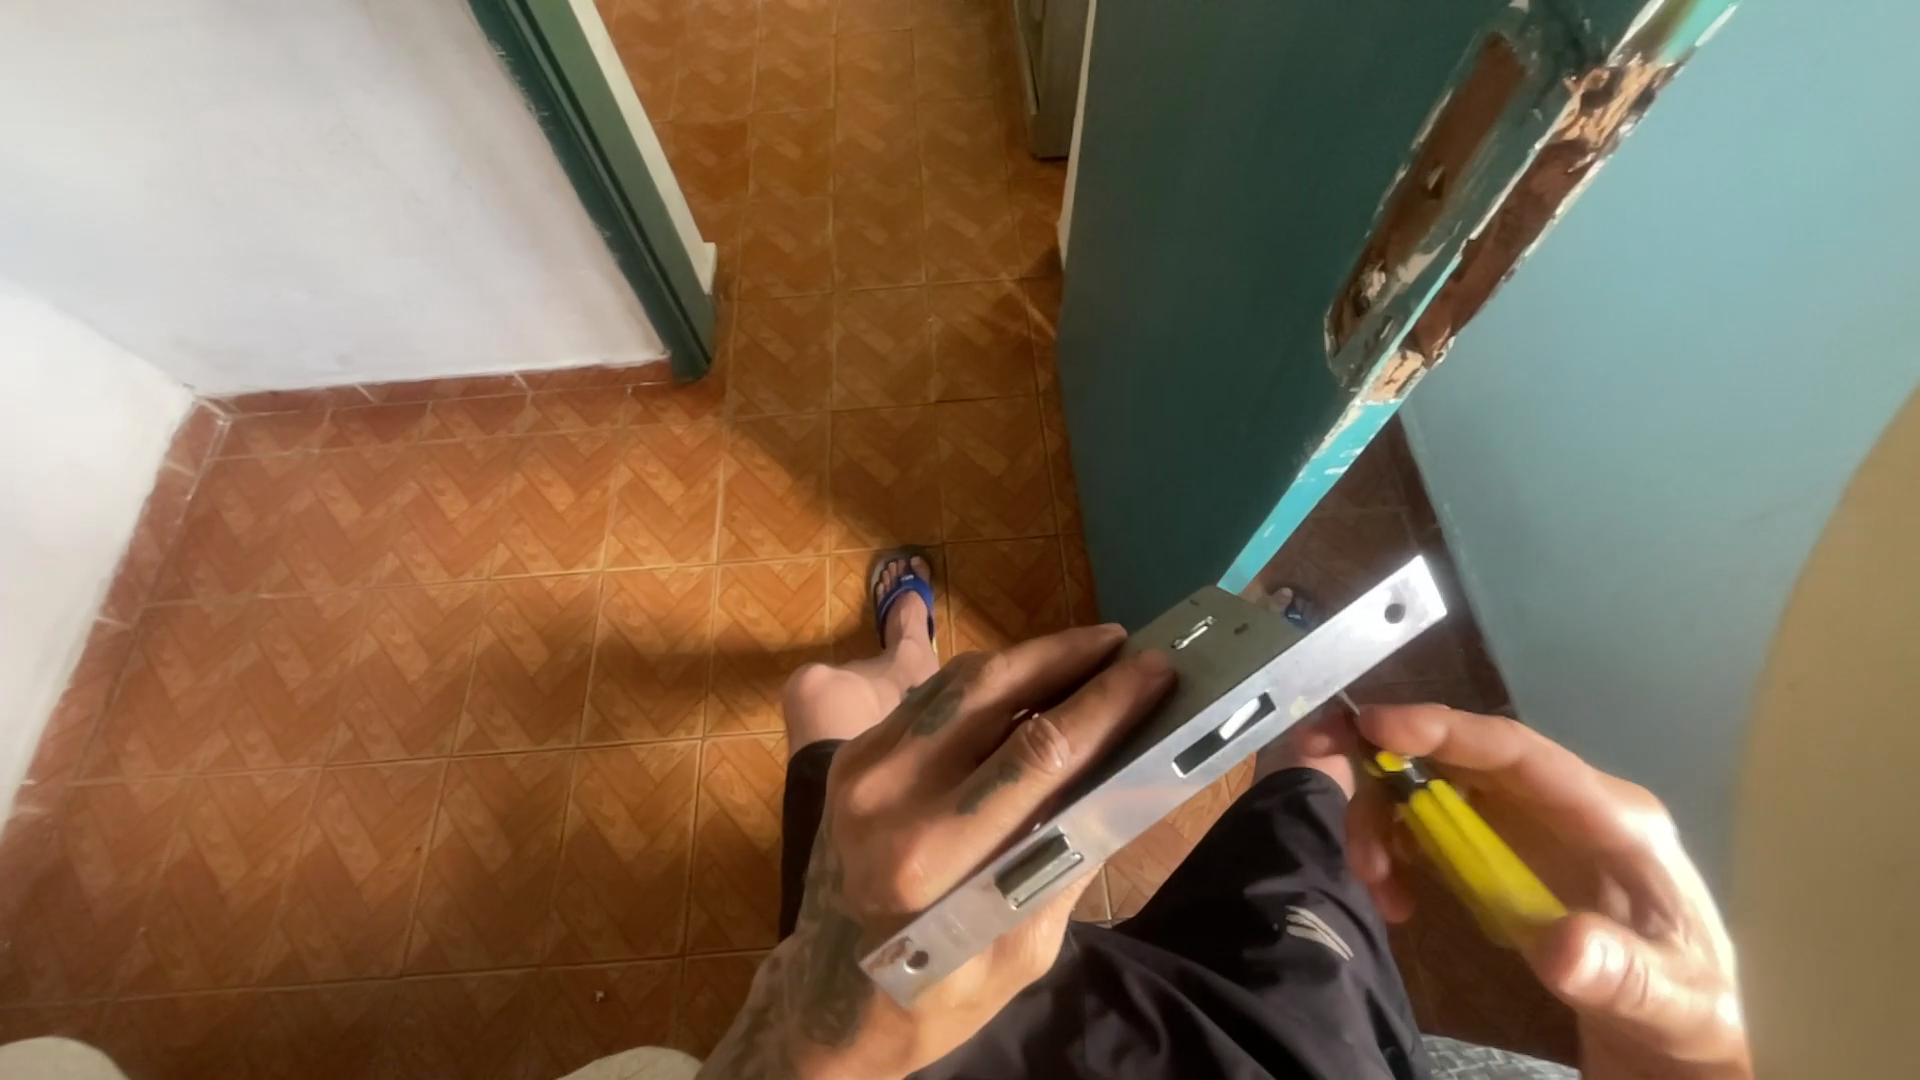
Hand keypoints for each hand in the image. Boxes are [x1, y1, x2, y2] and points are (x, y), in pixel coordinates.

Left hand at [701, 625, 1175, 1079]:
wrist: (828, 992)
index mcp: (935, 859)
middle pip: (992, 690)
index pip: (1037, 753)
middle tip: (1123, 641)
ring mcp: (862, 765)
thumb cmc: (934, 993)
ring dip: (1029, 657)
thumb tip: (1121, 769)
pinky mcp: (852, 753)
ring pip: (960, 680)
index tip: (1154, 670)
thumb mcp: (1020, 954)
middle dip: (1067, 656)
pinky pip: (932, 695)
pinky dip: (987, 677)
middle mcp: (890, 796)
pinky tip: (1029, 675)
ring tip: (1087, 650)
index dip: (1103, 705)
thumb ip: (1067, 859)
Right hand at [1346, 704, 1751, 1079]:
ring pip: (1419, 785)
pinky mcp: (1482, 840)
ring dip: (1377, 821)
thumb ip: (1624, 975)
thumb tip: (1559, 947)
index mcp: (1604, 813)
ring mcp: (1508, 817)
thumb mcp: (1675, 1002)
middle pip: (1447, 754)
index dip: (1441, 728)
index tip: (1374, 726)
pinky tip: (1393, 896)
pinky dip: (1387, 849)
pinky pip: (1414, 824)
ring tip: (1374, 881)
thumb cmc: (1684, 1004)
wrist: (1667, 1027)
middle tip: (1318, 765)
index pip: (1514, 749)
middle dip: (1379, 760)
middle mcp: (1545, 799)